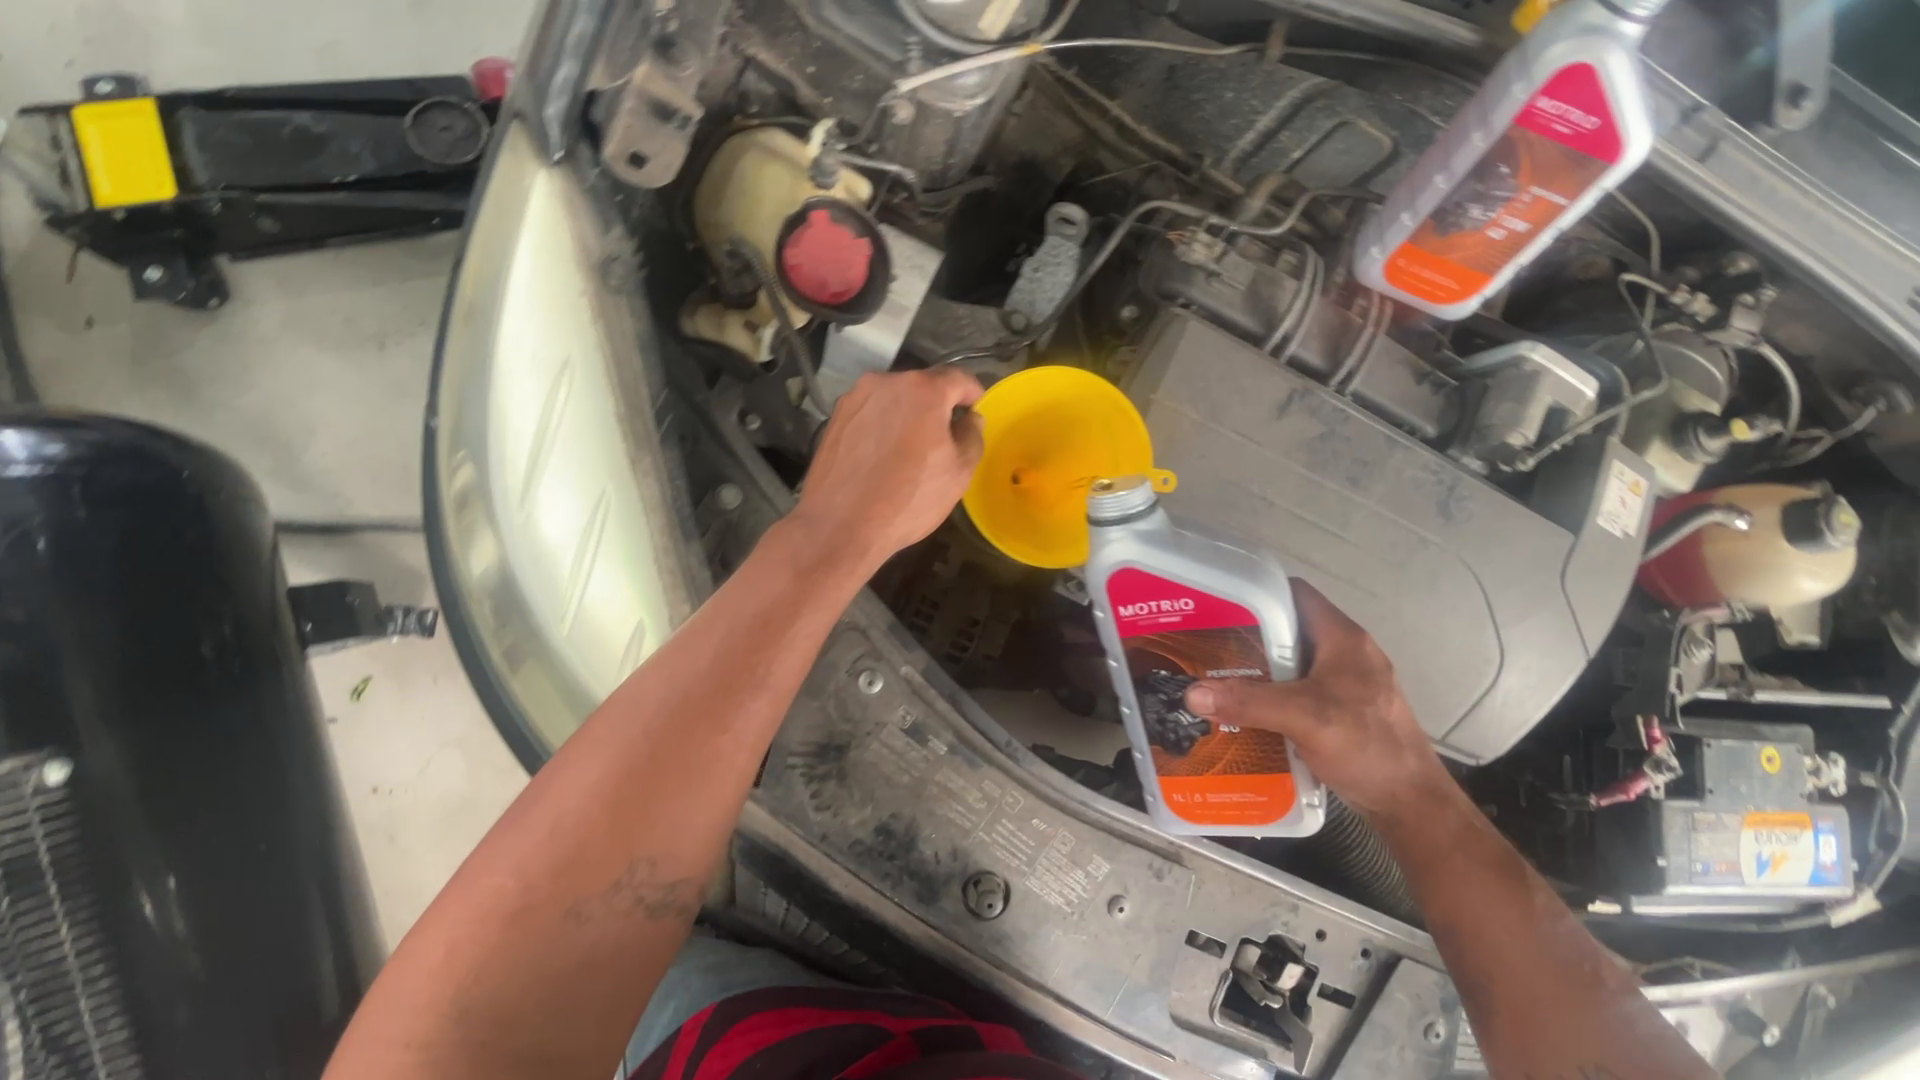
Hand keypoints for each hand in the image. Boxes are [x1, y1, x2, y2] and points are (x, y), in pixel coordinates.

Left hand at [790, 369, 984, 573]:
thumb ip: (972, 437)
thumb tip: (970, 419)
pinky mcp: (835, 417)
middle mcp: (886, 382)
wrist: (841, 525)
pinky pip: (870, 413)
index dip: (972, 393)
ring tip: (912, 448)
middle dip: (937, 405)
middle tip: (946, 435)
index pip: (957, 378)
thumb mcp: (958, 473)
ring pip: (893, 399)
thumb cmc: (909, 499)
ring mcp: (855, 398)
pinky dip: (883, 426)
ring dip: (908, 415)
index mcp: (923, 390)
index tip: (977, 408)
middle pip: (922, 386)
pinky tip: (883, 455)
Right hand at [1183, 580, 1451, 821]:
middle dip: (1246, 638)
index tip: (1218, 606)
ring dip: (1257, 673)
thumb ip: (1248, 702)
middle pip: (1287, 630)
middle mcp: (1345, 654)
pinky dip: (1271, 700)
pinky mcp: (1341, 712)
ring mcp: (1345, 685)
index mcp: (1343, 638)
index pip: (1295, 594)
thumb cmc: (1366, 745)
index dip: (1256, 593)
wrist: (1410, 803)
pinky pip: (1297, 694)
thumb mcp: (1304, 717)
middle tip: (1207, 649)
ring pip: (1290, 666)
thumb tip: (1192, 694)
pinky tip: (1244, 716)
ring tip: (1216, 682)